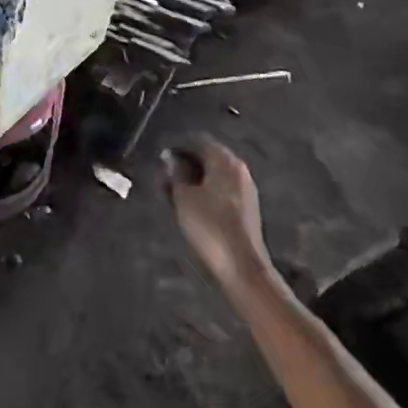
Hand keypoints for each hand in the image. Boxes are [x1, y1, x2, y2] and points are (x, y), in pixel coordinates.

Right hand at [164, 138, 270, 289]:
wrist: (241, 266)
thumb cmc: (210, 226)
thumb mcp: (184, 197)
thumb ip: (175, 174)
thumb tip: (169, 159)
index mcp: (226, 161)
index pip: (200, 142)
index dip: (178, 149)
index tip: (161, 163)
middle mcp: (239, 170)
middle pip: (208, 159)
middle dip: (186, 167)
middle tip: (165, 181)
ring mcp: (245, 190)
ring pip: (215, 177)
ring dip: (195, 182)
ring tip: (174, 196)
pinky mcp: (246, 209)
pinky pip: (222, 192)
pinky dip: (206, 195)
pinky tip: (193, 210)